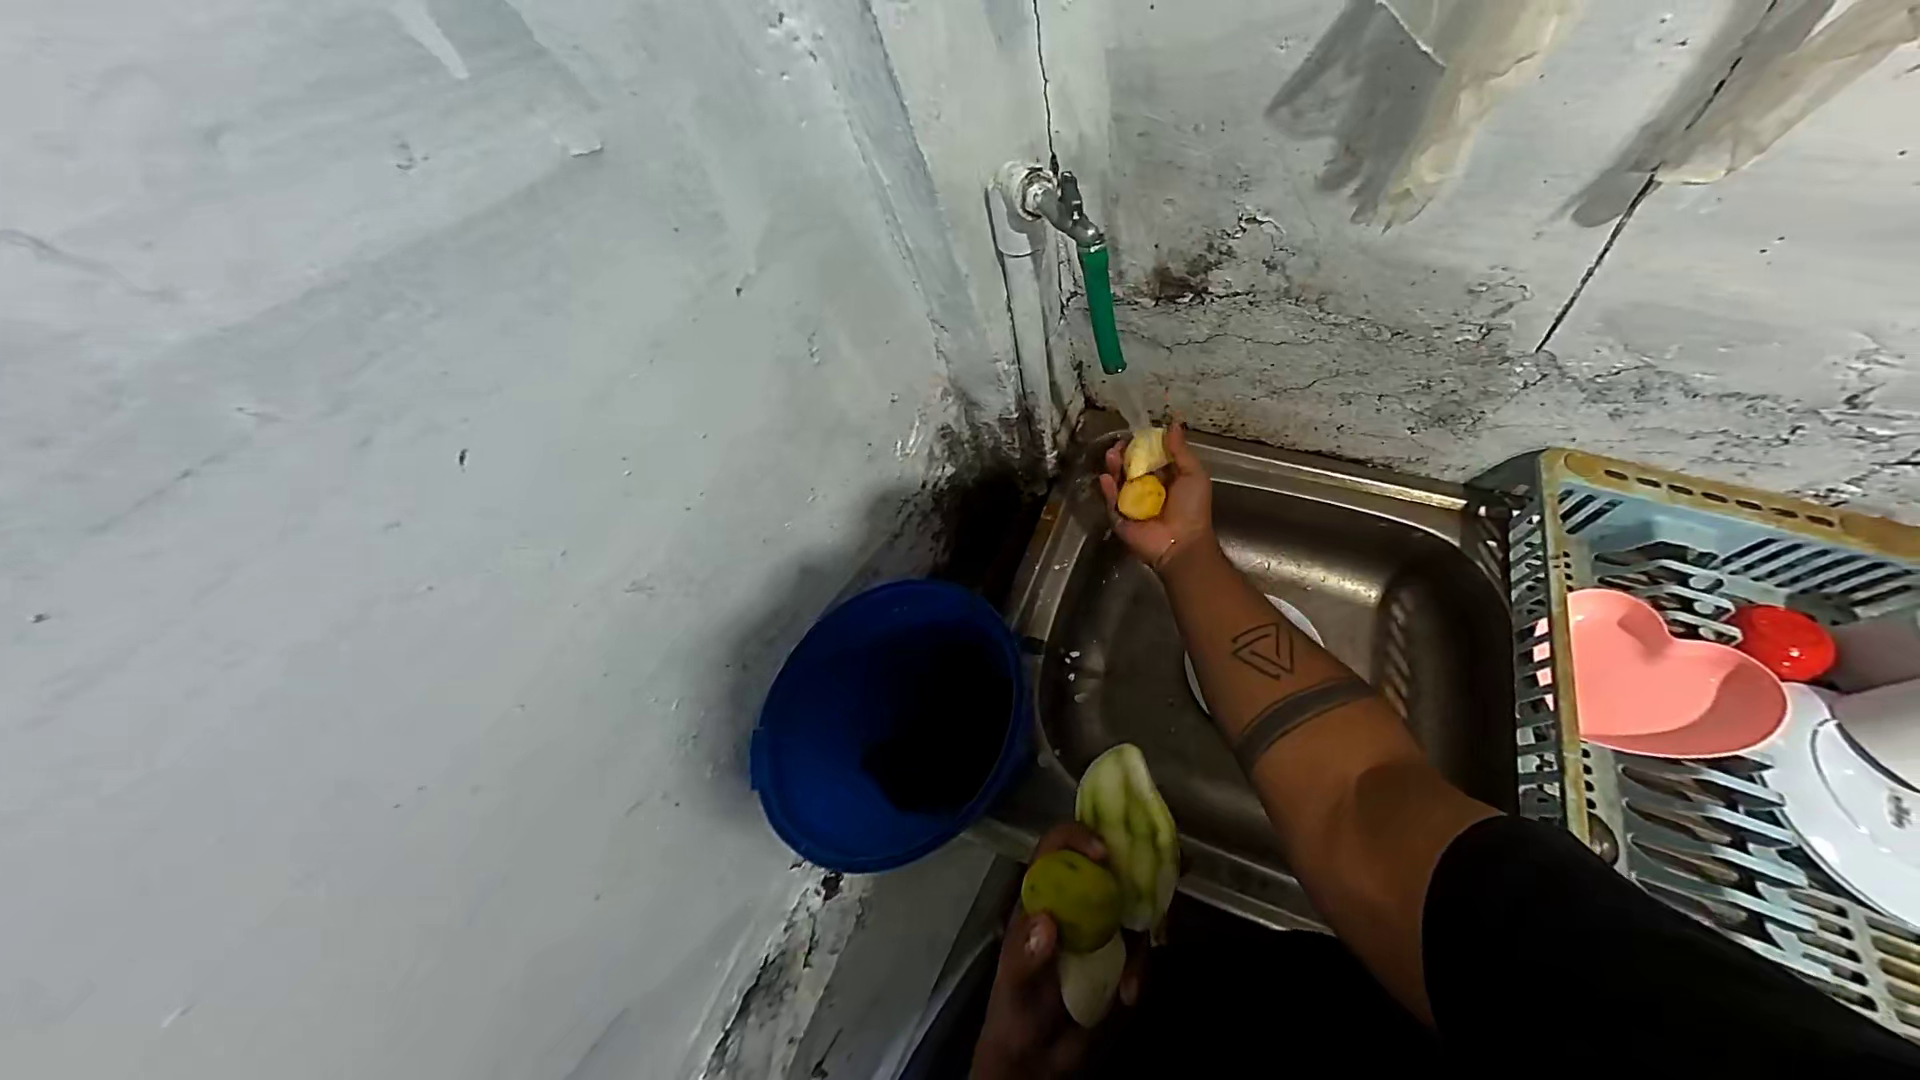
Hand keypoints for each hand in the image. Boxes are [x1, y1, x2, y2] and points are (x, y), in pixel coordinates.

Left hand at [970, 824, 1144, 1079]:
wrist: (1037, 1056)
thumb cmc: (1016, 1008)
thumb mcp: (1015, 984)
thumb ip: (1026, 956)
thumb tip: (1047, 923)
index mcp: (1043, 891)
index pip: (1058, 846)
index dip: (1079, 837)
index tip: (1104, 852)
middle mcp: (1074, 897)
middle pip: (1108, 863)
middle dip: (1140, 864)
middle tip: (1172, 869)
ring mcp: (1098, 923)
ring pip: (1134, 901)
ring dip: (1145, 929)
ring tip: (1131, 975)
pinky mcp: (1118, 952)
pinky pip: (1142, 944)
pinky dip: (1143, 965)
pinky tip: (1128, 993)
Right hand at [1098, 423, 1215, 573]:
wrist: (1181, 543)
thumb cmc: (1192, 508)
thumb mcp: (1193, 473)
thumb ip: (1181, 450)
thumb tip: (1173, 425)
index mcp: (1166, 479)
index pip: (1150, 458)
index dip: (1142, 446)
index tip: (1135, 435)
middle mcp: (1147, 490)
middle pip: (1130, 468)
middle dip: (1124, 455)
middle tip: (1119, 445)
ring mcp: (1132, 504)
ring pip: (1118, 482)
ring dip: (1114, 467)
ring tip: (1112, 455)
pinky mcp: (1120, 517)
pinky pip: (1110, 501)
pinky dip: (1107, 489)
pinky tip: (1106, 477)